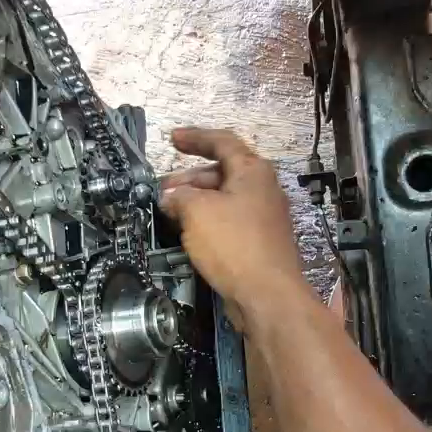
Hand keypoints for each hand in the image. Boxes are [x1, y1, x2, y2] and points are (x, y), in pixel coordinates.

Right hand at [158, 127, 310, 327]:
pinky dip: (207, 223)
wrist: (267, 294)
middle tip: (163, 190)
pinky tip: (189, 236)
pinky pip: (229, 223)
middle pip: (222, 172)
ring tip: (170, 215)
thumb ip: (180, 196)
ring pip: (224, 200)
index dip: (195, 137)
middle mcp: (262, 189)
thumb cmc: (235, 244)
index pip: (222, 142)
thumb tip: (171, 198)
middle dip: (189, 179)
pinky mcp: (259, 242)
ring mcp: (263, 217)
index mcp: (253, 171)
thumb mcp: (197, 211)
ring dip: (196, 203)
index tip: (172, 139)